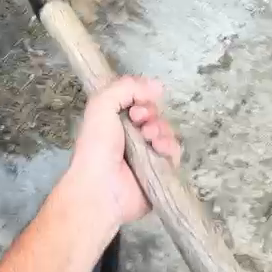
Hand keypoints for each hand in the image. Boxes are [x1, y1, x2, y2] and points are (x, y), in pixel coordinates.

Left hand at [61, 76, 181, 226]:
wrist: (101, 187)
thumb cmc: (96, 146)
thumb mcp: (101, 105)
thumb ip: (126, 87)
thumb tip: (158, 85)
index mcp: (115, 121)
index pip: (138, 102)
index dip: (140, 99)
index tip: (134, 107)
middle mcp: (131, 136)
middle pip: (154, 115)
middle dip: (151, 114)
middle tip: (139, 123)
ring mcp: (147, 155)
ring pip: (166, 132)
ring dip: (160, 130)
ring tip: (148, 138)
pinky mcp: (161, 173)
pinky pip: (174, 153)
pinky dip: (169, 147)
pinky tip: (158, 149)